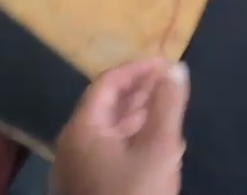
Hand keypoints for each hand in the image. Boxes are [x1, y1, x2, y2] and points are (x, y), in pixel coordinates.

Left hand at [50, 58, 188, 194]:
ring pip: (108, 133)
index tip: (166, 65)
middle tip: (169, 83)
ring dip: (139, 117)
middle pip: (105, 107)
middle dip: (140, 92)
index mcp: (81, 131)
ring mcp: (75, 175)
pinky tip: (161, 147)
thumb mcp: (159, 147)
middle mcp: (70, 149)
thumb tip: (175, 68)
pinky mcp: (86, 194)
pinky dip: (133, 142)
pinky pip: (108, 155)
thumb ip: (168, 103)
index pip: (106, 84)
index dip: (137, 69)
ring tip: (170, 110)